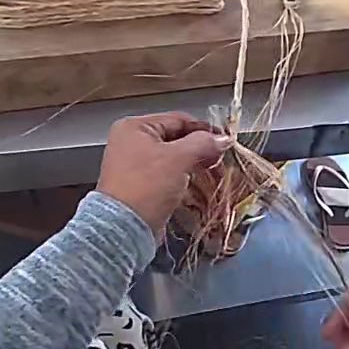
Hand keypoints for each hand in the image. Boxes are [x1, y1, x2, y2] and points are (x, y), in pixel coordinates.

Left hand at [97, 112, 231, 235]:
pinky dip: (181, 177)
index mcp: (134, 127)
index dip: (204, 130)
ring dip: (192, 164)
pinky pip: (166, 174)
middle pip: (175, 138)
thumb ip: (204, 143)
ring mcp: (133, 164)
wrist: (124, 228)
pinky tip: (194, 184)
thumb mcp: (179, 158)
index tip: (224, 140)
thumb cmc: (146, 186)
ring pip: (172, 158)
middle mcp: (130, 142)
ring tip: (210, 172)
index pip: (178, 120)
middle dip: (199, 149)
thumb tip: (223, 139)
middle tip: (219, 158)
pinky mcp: (138, 185)